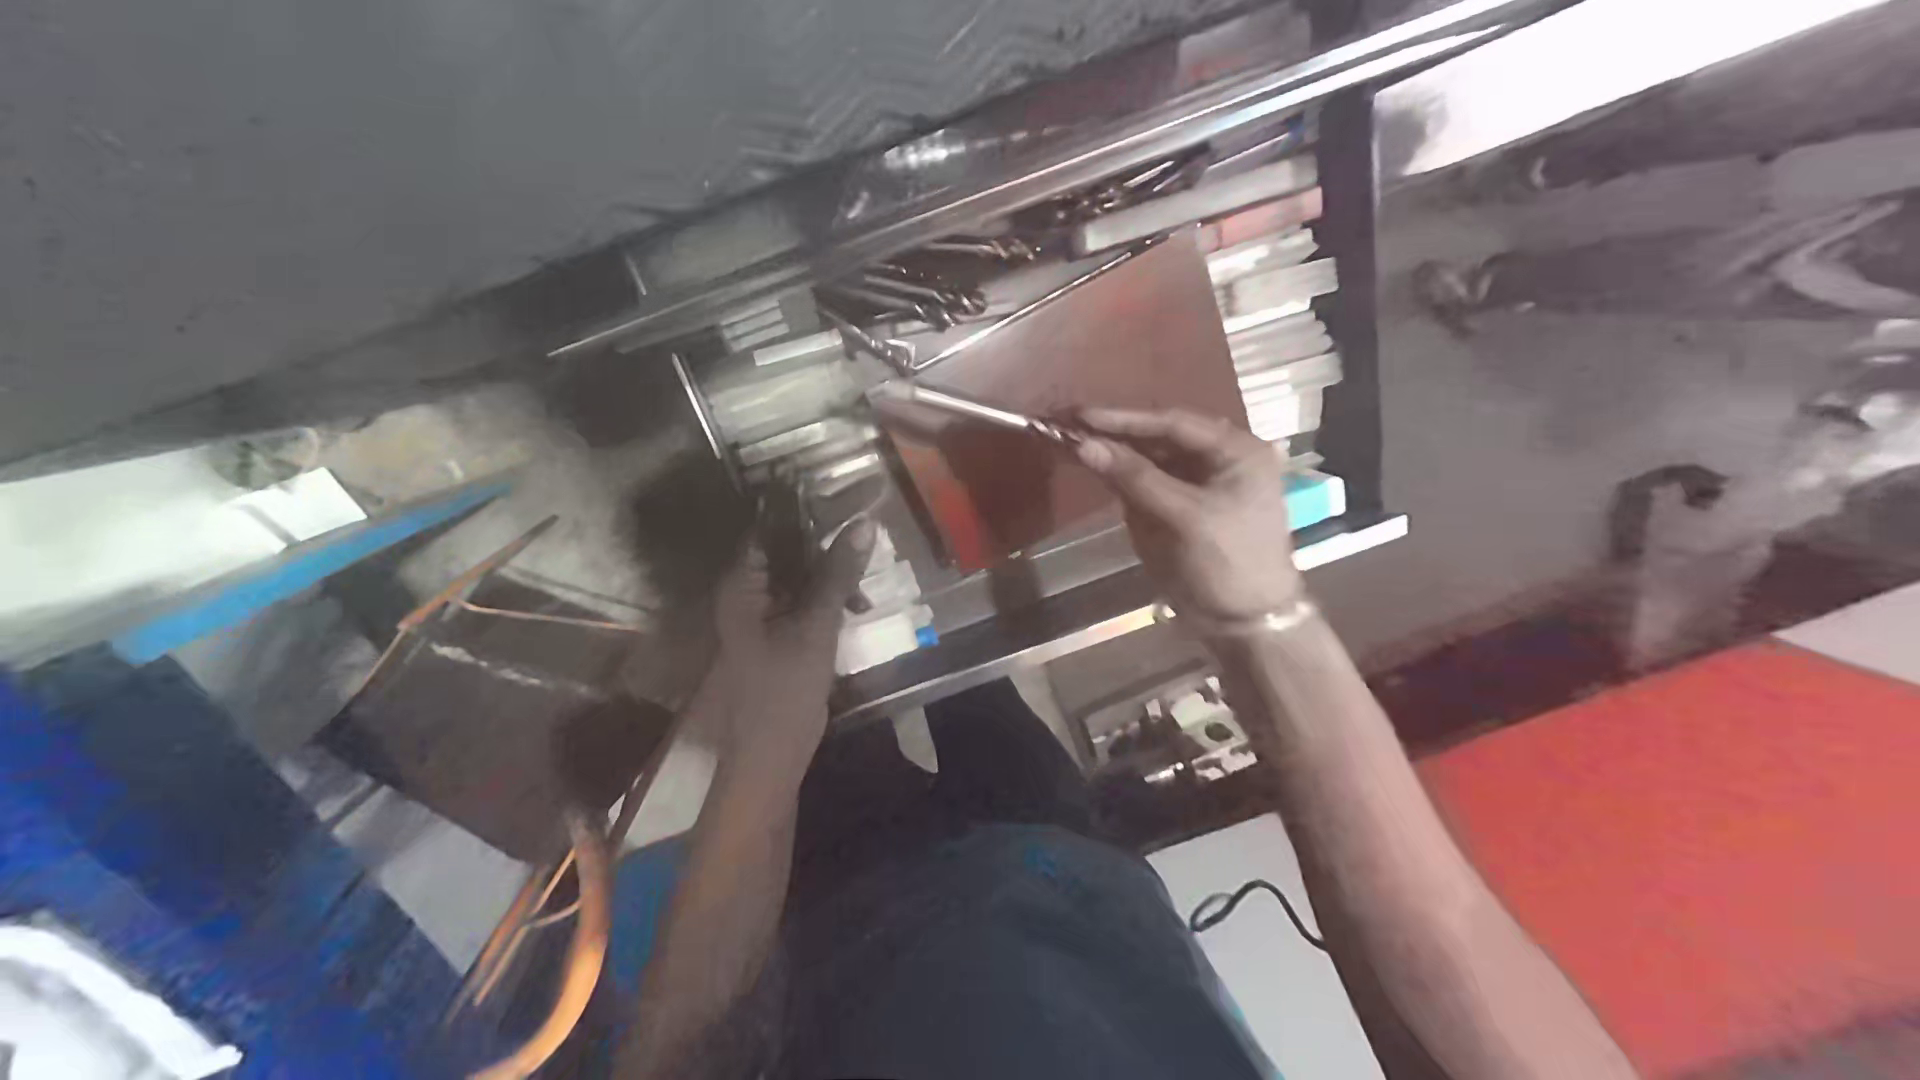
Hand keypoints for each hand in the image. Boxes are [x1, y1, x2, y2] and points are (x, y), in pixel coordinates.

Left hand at [704, 516, 874, 769]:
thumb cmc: (784, 689)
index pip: (772, 528)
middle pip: (789, 550)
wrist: (770, 756)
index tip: (849, 496)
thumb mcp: (816, 626)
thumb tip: (865, 524)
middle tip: (868, 537)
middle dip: (829, 545)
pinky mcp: (780, 633)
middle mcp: (747, 592)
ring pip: (803, 576)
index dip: (809, 510)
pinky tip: (857, 607)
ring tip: (865, 586)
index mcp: (742, 585)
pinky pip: (807, 600)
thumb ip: (838, 574)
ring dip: (834, 575)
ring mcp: (763, 614)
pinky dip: (831, 600)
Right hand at [1074, 408, 1303, 623]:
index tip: (1082, 416)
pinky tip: (1090, 463)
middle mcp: (1215, 457)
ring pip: (1146, 457)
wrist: (1243, 620)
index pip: (1173, 423)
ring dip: (1110, 450)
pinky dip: (1116, 474)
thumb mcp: (1185, 517)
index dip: (1125, 419)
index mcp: (1236, 450)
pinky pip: (1141, 481)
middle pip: (1157, 436)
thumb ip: (1135, 478)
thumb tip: (1084, 445)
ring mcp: (1193, 481)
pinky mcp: (1174, 504)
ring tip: (1069, 438)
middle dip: (1114, 431)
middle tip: (1068, 421)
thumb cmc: (1228, 562)